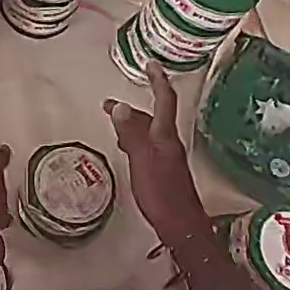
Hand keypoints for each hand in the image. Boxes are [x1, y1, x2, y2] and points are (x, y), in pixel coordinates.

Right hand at [102, 62, 209, 246]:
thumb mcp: (142, 161)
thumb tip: (121, 106)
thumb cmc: (161, 193)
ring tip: (114, 123)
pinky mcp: (164, 171)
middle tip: (108, 106)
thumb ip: (131, 134)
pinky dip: (135, 140)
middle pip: (153, 117)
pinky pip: (147, 146)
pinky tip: (127, 149)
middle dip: (132, 108)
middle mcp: (169, 143)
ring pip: (149, 132)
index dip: (157, 81)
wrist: (181, 225)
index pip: (164, 101)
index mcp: (165, 136)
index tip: (151, 64)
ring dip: (132, 124)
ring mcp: (168, 157)